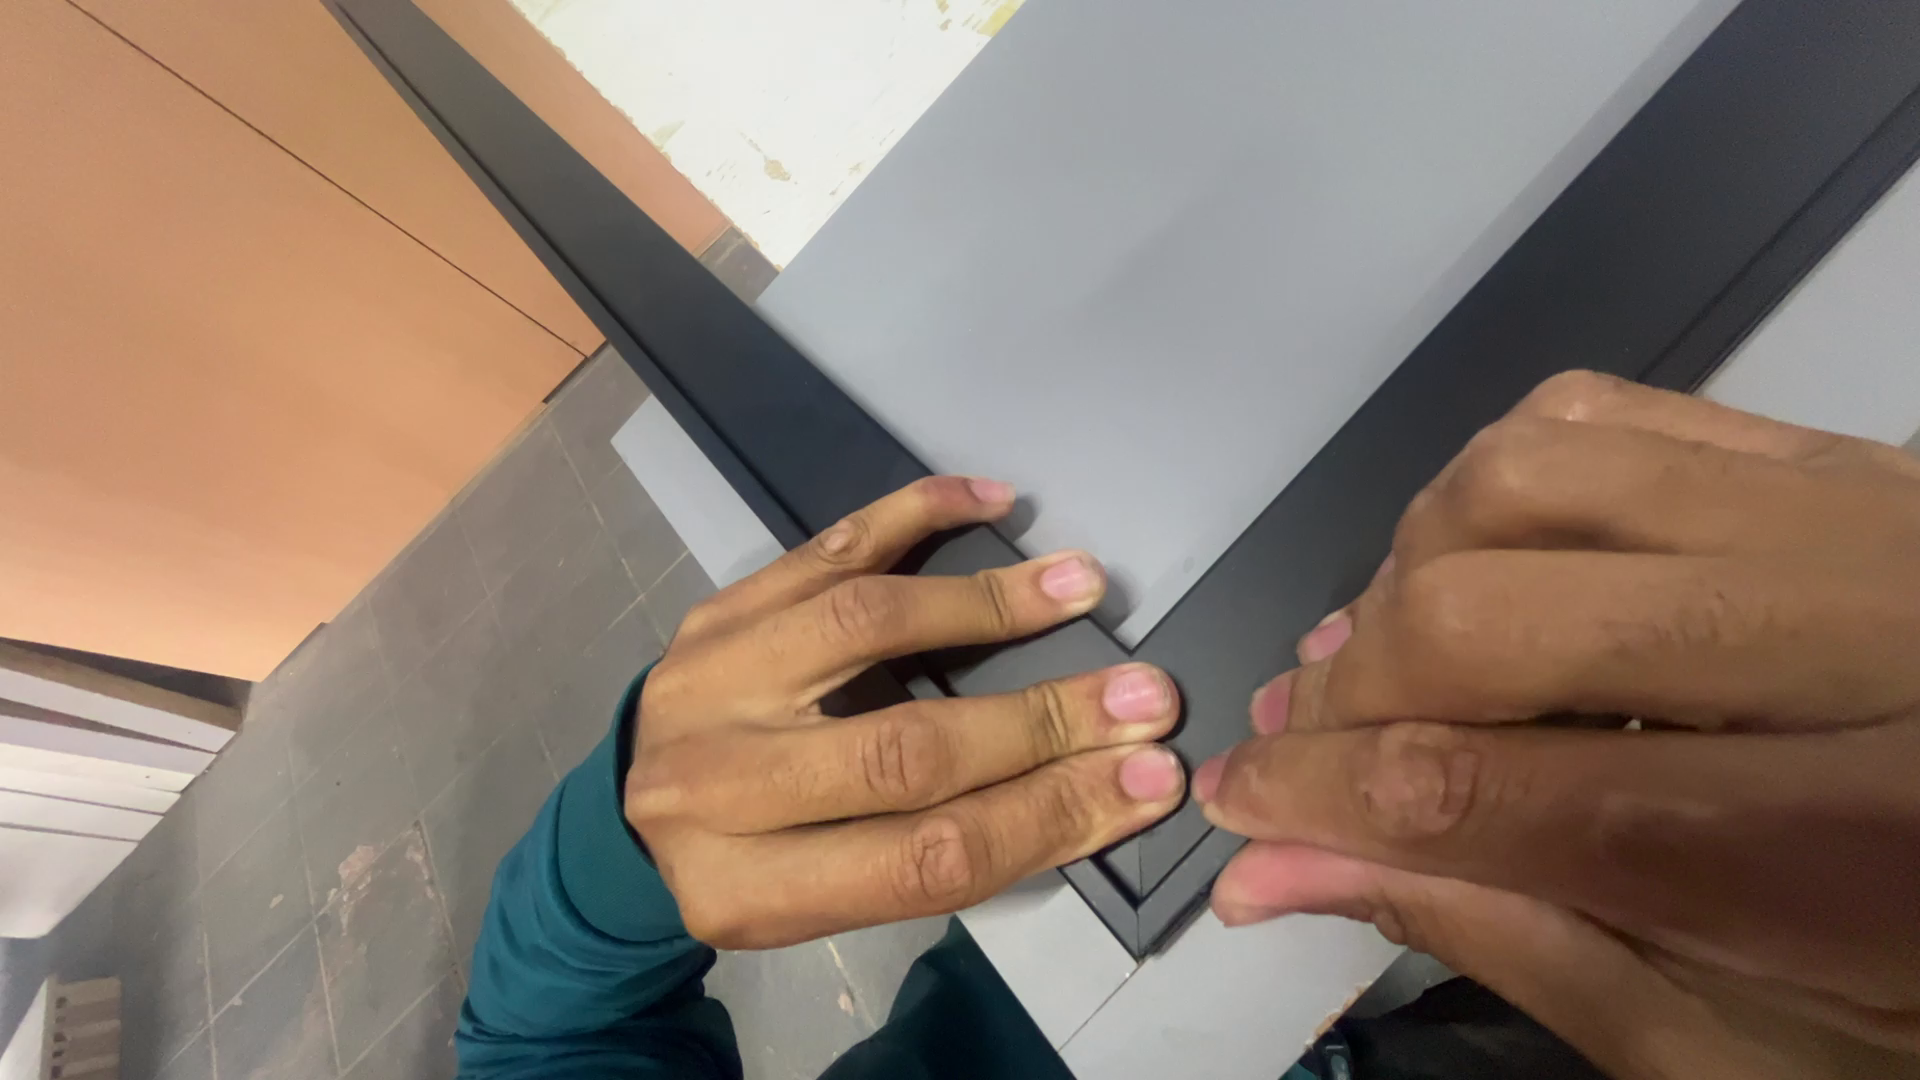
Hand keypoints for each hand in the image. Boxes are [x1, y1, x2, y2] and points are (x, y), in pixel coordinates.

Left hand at [627, 476, 1184, 949]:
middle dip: (1044, 721)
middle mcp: (722, 782)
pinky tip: (989, 500)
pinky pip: (828, 545)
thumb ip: (935, 852)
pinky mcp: (725, 605)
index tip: (1147, 780)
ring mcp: (716, 673)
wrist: (628, 809)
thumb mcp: (822, 899)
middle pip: (906, 750)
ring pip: (865, 624)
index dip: (1052, 818)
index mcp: (754, 887)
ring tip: (1080, 583)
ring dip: (986, 602)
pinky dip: (914, 512)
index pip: (931, 859)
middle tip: (1143, 693)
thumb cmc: (747, 861)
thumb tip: (1083, 789)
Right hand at [1194, 372, 1919, 1078]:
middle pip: (1477, 616)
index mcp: (1859, 847)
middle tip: (1314, 743)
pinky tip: (1474, 563)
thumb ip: (1479, 932)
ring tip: (1399, 655)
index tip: (1235, 799)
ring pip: (1508, 481)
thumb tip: (1266, 866)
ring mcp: (1849, 515)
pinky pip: (1581, 419)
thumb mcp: (1721, 1044)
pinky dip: (1476, 488)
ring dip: (1403, 574)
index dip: (1315, 793)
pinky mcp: (1820, 455)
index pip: (1479, 790)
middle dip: (1349, 693)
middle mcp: (1864, 637)